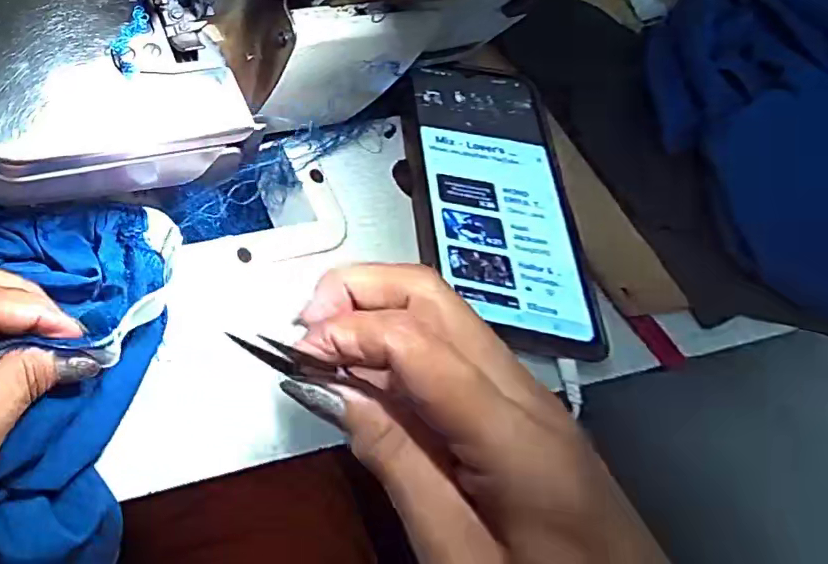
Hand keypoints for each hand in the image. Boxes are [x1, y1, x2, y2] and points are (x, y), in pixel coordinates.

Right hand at [292, 264, 666, 563]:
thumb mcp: (460, 559)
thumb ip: (394, 464)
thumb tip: (327, 387)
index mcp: (520, 442)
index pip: (414, 339)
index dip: (344, 332)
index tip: (298, 358)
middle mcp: (529, 398)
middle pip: (427, 291)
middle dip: (352, 290)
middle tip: (307, 330)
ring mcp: (528, 394)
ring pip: (433, 305)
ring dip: (368, 308)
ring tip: (326, 349)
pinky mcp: (517, 403)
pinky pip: (443, 342)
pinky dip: (389, 337)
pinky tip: (364, 372)